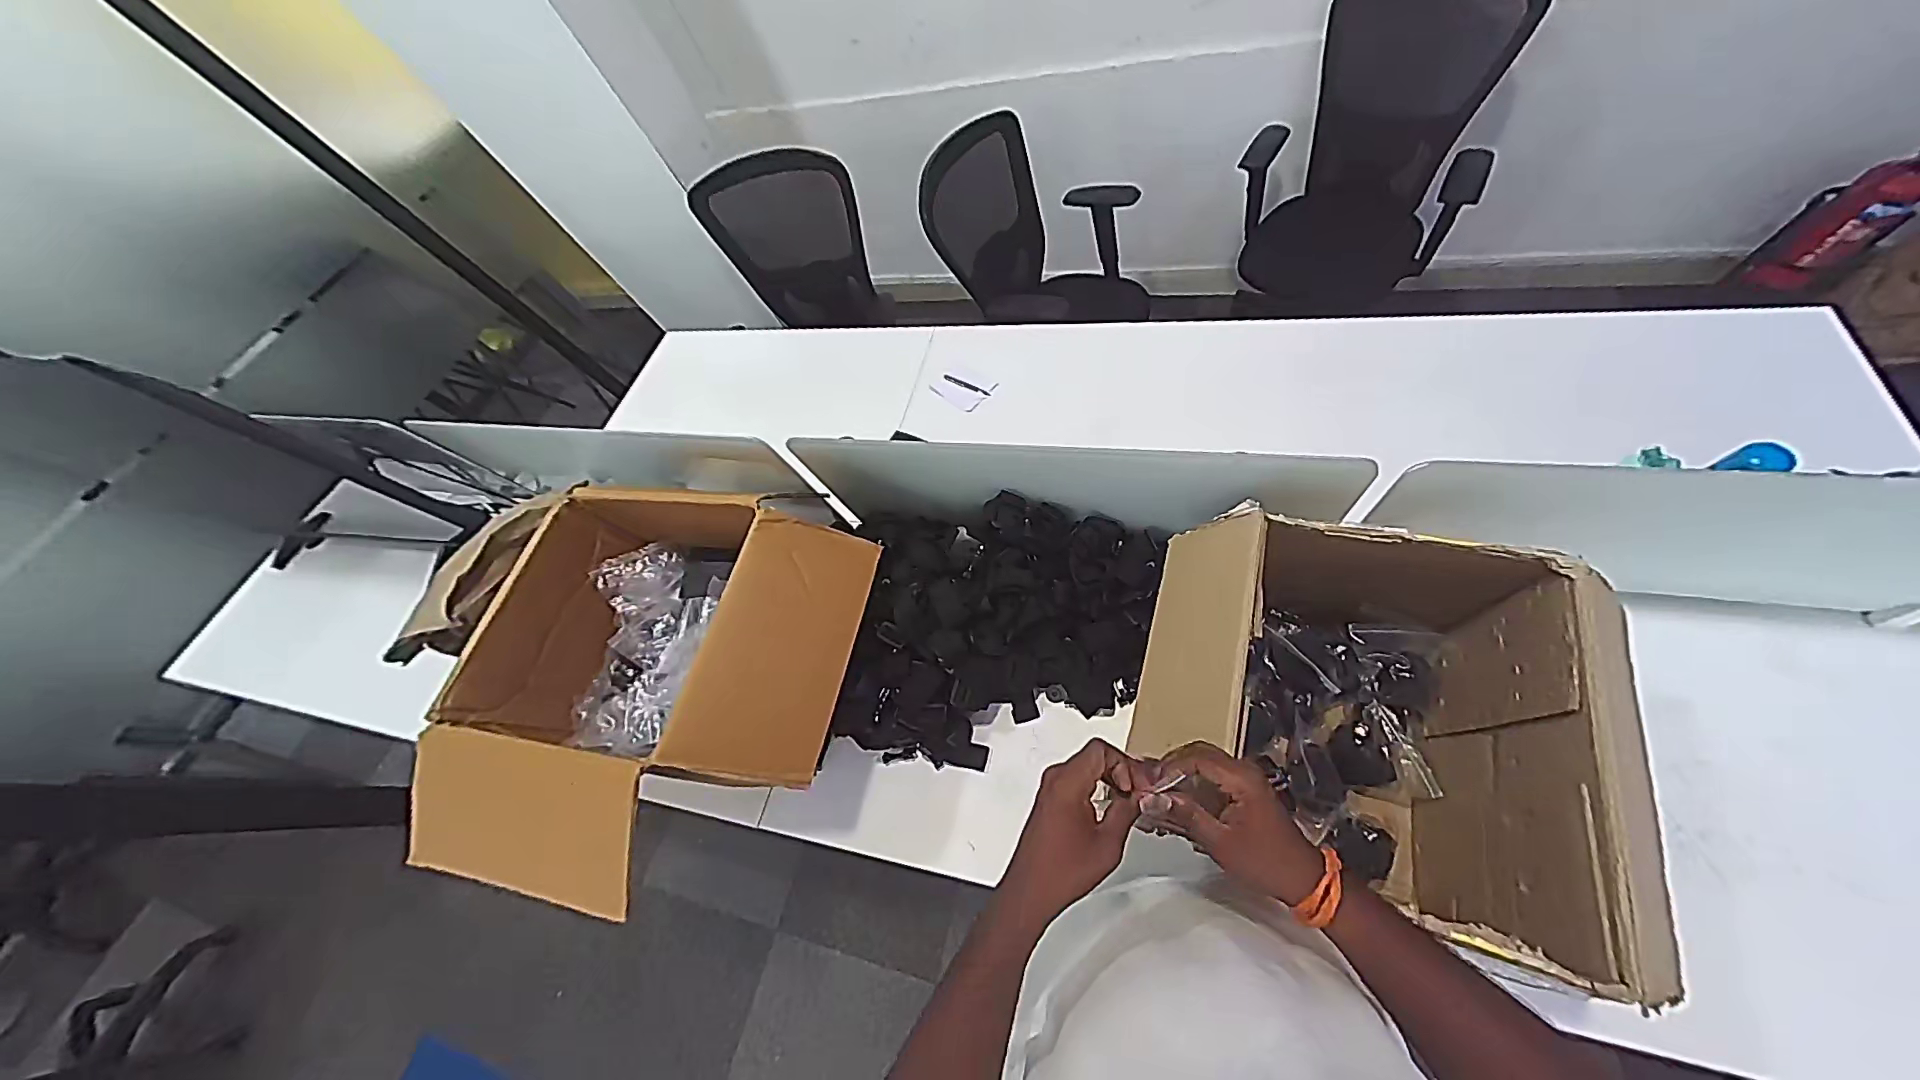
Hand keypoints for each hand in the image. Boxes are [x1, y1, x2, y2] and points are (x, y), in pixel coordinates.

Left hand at [996, 738, 1142, 929]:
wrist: (1032, 889)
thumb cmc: (1060, 871)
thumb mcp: (1108, 842)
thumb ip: (1127, 811)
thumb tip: (1139, 796)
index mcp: (1067, 783)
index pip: (1101, 750)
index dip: (1126, 764)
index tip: (1138, 786)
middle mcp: (1055, 779)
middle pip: (1095, 755)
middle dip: (1121, 771)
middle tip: (1138, 791)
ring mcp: (1050, 788)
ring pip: (1086, 765)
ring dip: (1110, 778)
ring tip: (1128, 801)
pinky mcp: (1050, 798)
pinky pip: (1077, 778)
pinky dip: (1096, 786)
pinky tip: (1110, 807)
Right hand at [1152, 741, 1324, 904]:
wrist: (1301, 879)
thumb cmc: (1269, 863)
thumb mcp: (1220, 842)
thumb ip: (1186, 815)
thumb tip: (1156, 800)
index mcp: (1242, 778)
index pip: (1196, 757)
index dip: (1169, 769)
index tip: (1152, 785)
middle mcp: (1244, 772)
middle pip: (1197, 755)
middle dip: (1171, 770)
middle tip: (1153, 788)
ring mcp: (1244, 780)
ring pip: (1202, 765)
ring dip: (1180, 778)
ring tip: (1162, 798)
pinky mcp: (1242, 790)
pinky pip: (1210, 778)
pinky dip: (1191, 787)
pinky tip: (1178, 806)